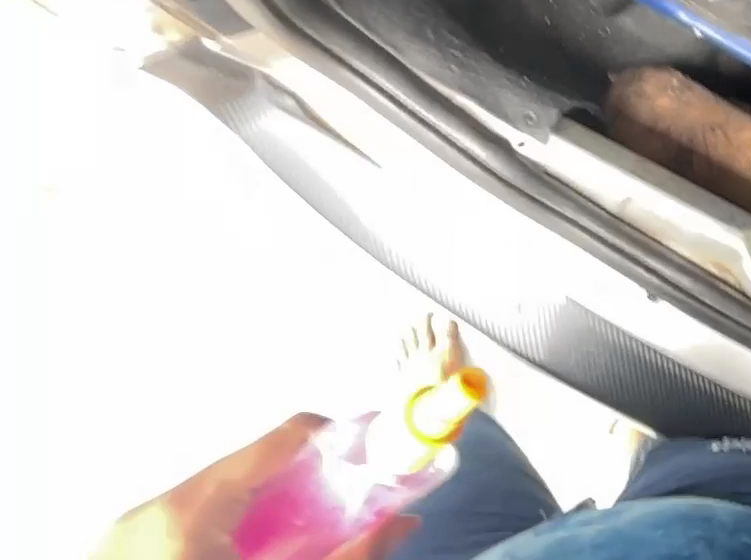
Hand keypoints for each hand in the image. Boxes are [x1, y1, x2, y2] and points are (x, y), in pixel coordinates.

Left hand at [91, 414, 417, 559]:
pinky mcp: (115, 553)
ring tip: (296, 540)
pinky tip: (254, 554)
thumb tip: (404, 523)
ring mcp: (123, 533)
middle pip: (261, 463)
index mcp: (190, 507)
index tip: (374, 461)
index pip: (292, 433)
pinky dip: (236, 526)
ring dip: (273, 505)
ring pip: (229, 490)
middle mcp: (152, 508)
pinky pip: (195, 517)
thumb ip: (348, 556)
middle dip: (309, 481)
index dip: (344, 439)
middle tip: (343, 508)